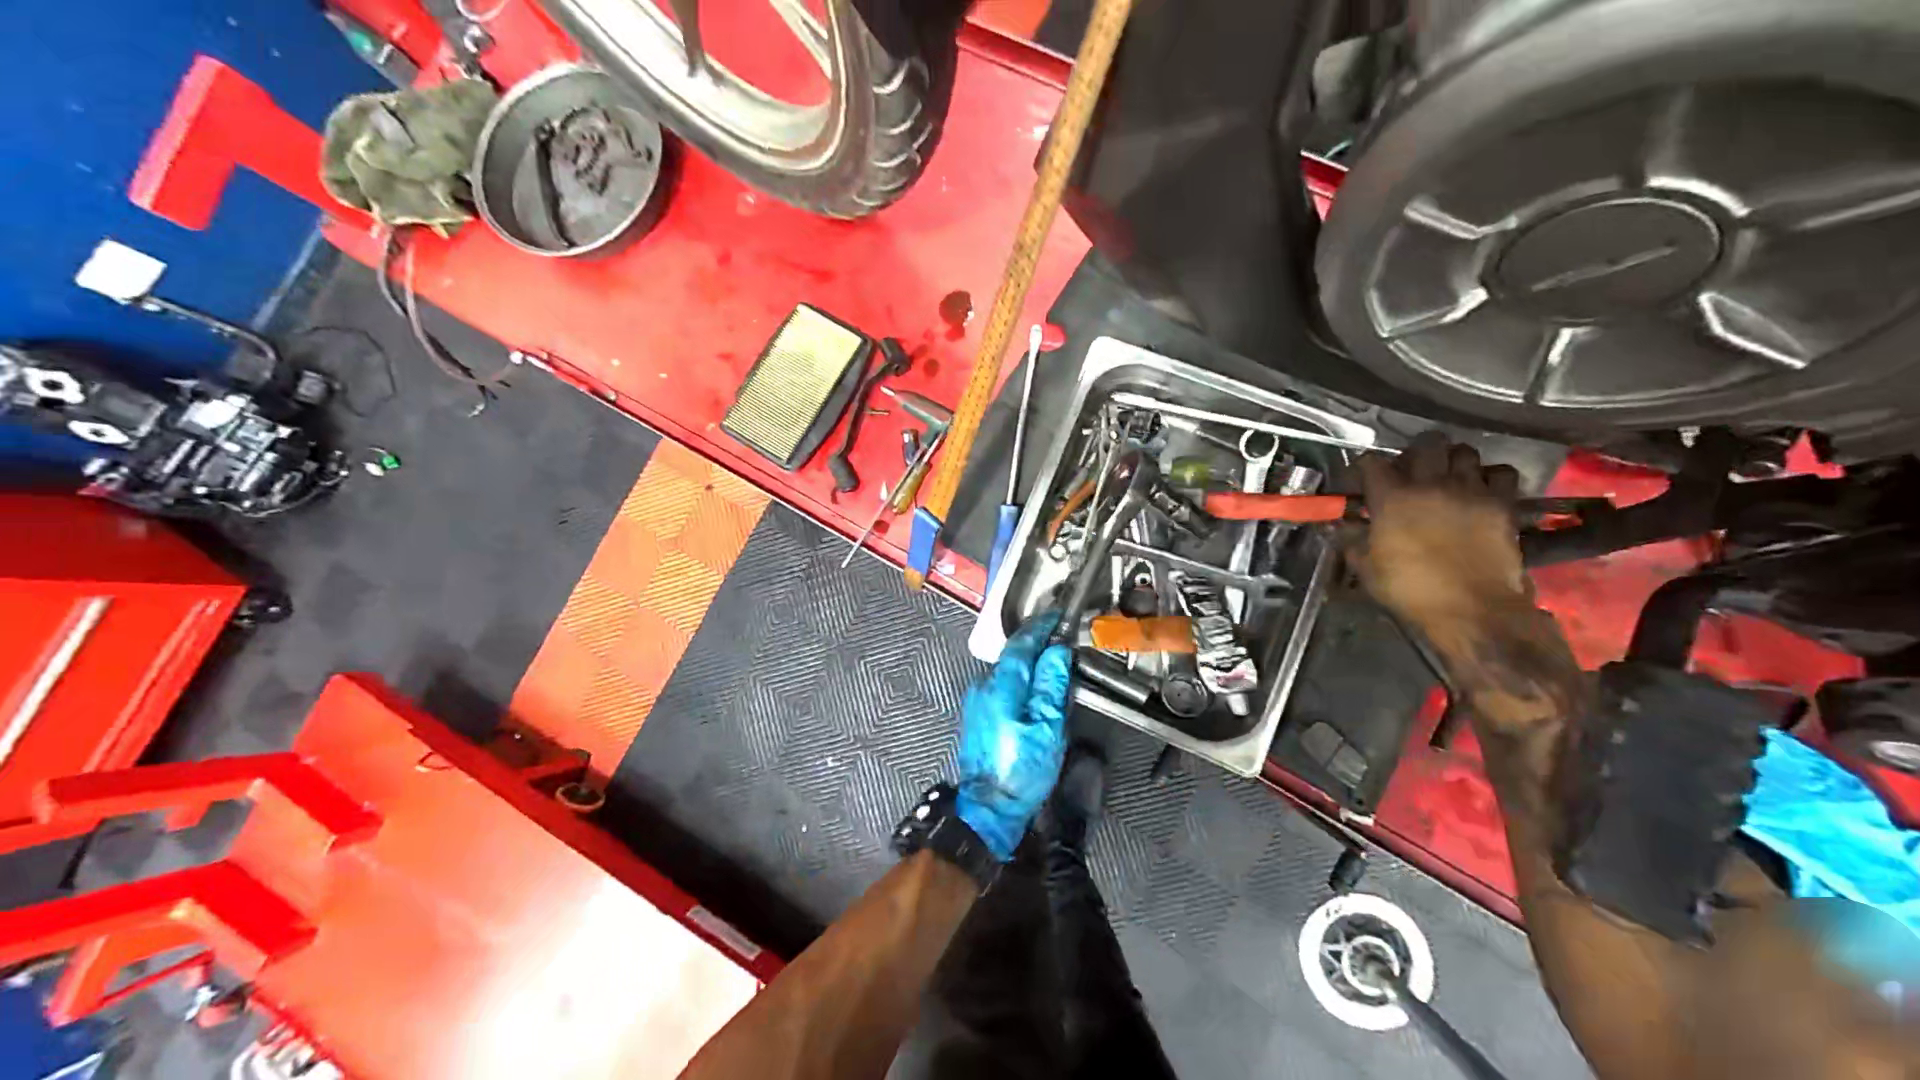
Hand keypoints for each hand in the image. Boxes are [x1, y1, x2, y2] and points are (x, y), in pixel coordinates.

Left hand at [955, 613, 1073, 859]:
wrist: (988, 808)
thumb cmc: (1021, 770)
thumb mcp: (1047, 727)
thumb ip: (1052, 685)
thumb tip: (1057, 651)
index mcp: (1001, 686)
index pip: (1021, 644)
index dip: (1040, 627)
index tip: (1056, 615)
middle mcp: (984, 687)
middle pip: (1013, 656)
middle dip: (1036, 644)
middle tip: (1061, 637)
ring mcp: (977, 701)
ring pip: (1008, 672)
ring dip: (1030, 665)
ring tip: (1054, 664)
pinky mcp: (978, 716)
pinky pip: (1002, 688)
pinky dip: (1021, 682)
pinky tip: (1036, 692)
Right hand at [1351, 433, 1576, 737]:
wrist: (1472, 610)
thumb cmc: (1411, 591)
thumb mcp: (1366, 567)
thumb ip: (1352, 538)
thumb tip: (1344, 523)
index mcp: (1392, 498)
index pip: (1372, 462)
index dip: (1365, 466)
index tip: (1363, 478)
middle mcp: (1431, 484)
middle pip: (1425, 445)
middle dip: (1414, 453)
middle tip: (1410, 470)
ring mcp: (1471, 490)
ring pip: (1465, 452)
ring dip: (1453, 460)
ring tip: (1447, 475)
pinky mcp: (1502, 503)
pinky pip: (1501, 472)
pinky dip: (1490, 475)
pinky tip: (1481, 489)